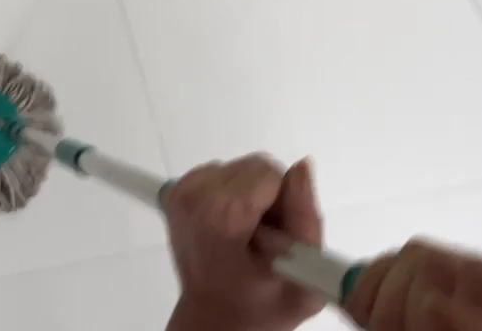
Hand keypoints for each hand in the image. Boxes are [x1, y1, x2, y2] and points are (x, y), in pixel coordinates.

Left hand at [163, 154, 324, 330]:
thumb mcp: (302, 284)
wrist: (211, 319)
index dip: (285, 205)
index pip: (270, 173)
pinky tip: (230, 227)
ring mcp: (181, 190)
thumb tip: (302, 165)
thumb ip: (306, 220)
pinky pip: (218, 173)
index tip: (280, 238)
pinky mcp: (175, 190)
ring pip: (237, 168)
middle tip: (267, 239)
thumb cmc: (260, 308)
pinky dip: (230, 194)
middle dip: (269, 197)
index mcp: (221, 213)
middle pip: (253, 166)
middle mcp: (195, 193)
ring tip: (248, 236)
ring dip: (250, 195)